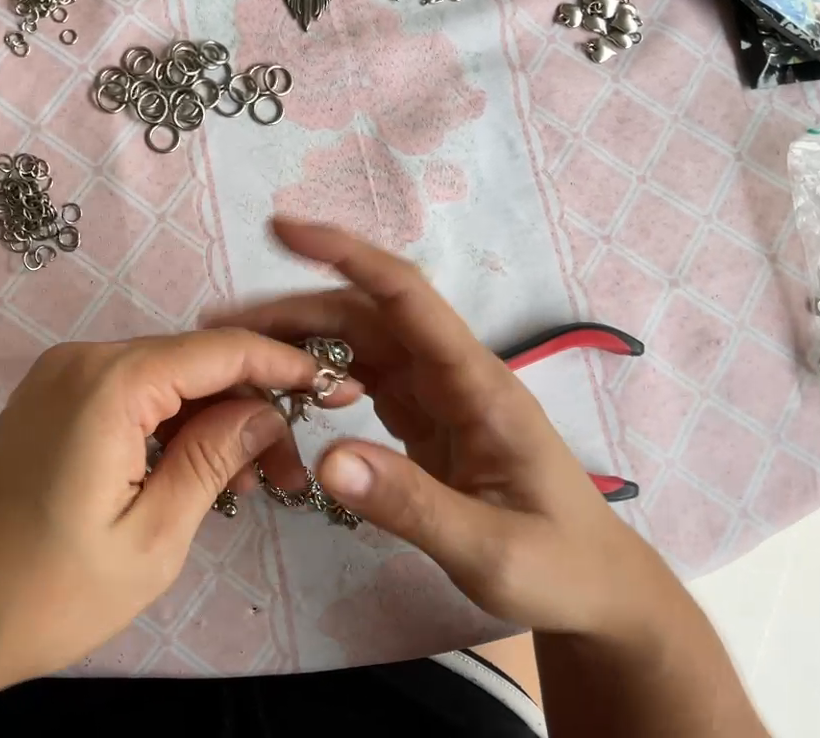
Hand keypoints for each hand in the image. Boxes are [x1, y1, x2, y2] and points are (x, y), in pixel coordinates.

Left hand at [0, 330, 360, 735]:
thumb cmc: (44, 590)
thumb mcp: (151, 537)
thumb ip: (213, 458)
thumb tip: (265, 410)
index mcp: (112, 381)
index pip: (222, 349)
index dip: (287, 365)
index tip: (340, 388)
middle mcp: (84, 359)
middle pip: (193, 363)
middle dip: (250, 406)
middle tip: (291, 474)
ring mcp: (59, 377)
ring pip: (162, 381)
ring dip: (210, 421)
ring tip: (250, 487)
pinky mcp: (47, 402)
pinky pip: (127, 397)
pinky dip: (168, 426)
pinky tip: (192, 473)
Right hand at [210, 217, 677, 639]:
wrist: (598, 590)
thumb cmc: (560, 568)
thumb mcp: (492, 552)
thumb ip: (413, 506)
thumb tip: (326, 459)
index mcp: (476, 385)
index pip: (406, 298)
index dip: (347, 255)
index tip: (285, 229)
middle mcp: (450, 373)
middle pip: (364, 316)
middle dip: (294, 309)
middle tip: (222, 327)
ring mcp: (434, 392)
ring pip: (356, 341)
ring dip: (299, 337)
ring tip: (239, 353)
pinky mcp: (420, 415)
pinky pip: (359, 375)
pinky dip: (316, 372)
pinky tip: (284, 387)